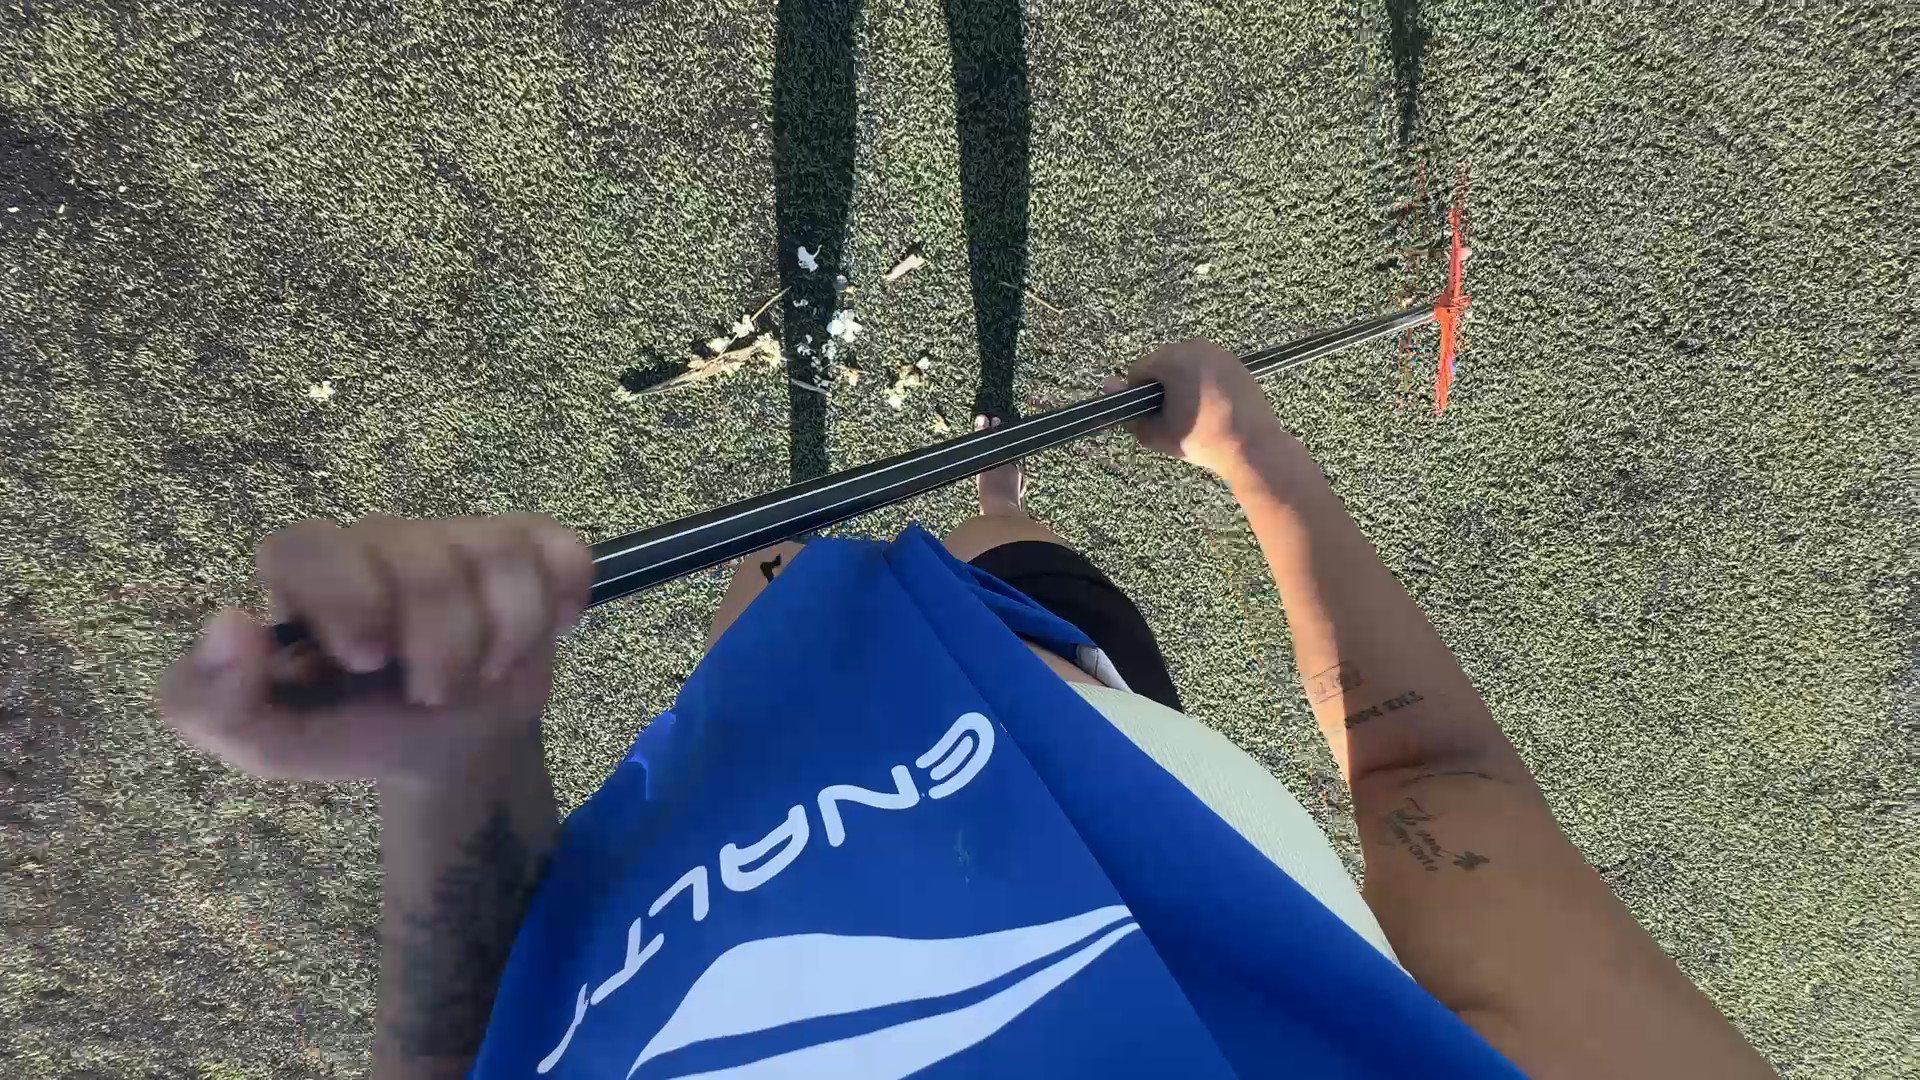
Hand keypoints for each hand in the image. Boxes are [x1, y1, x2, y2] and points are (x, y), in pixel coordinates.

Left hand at [157, 515, 591, 784]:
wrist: (457, 745)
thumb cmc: (365, 734)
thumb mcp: (270, 743)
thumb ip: (210, 701)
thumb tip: (230, 622)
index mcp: (314, 577)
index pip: (312, 544)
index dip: (348, 598)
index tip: (370, 660)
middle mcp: (391, 542)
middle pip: (425, 559)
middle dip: (444, 643)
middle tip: (437, 692)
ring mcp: (472, 538)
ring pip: (502, 557)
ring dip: (507, 635)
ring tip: (489, 671)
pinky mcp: (538, 548)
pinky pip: (564, 552)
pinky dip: (564, 599)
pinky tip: (553, 629)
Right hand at [1103, 339, 1289, 479]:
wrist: (1251, 446)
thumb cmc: (1200, 439)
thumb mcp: (1154, 431)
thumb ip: (1126, 409)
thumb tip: (1106, 385)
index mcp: (1174, 358)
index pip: (1138, 370)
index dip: (1136, 395)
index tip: (1149, 415)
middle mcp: (1196, 347)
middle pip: (1162, 364)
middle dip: (1160, 387)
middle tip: (1170, 416)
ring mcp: (1219, 353)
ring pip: (1185, 365)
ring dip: (1180, 384)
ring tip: (1189, 413)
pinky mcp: (1236, 363)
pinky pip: (1206, 368)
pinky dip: (1201, 383)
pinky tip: (1207, 407)